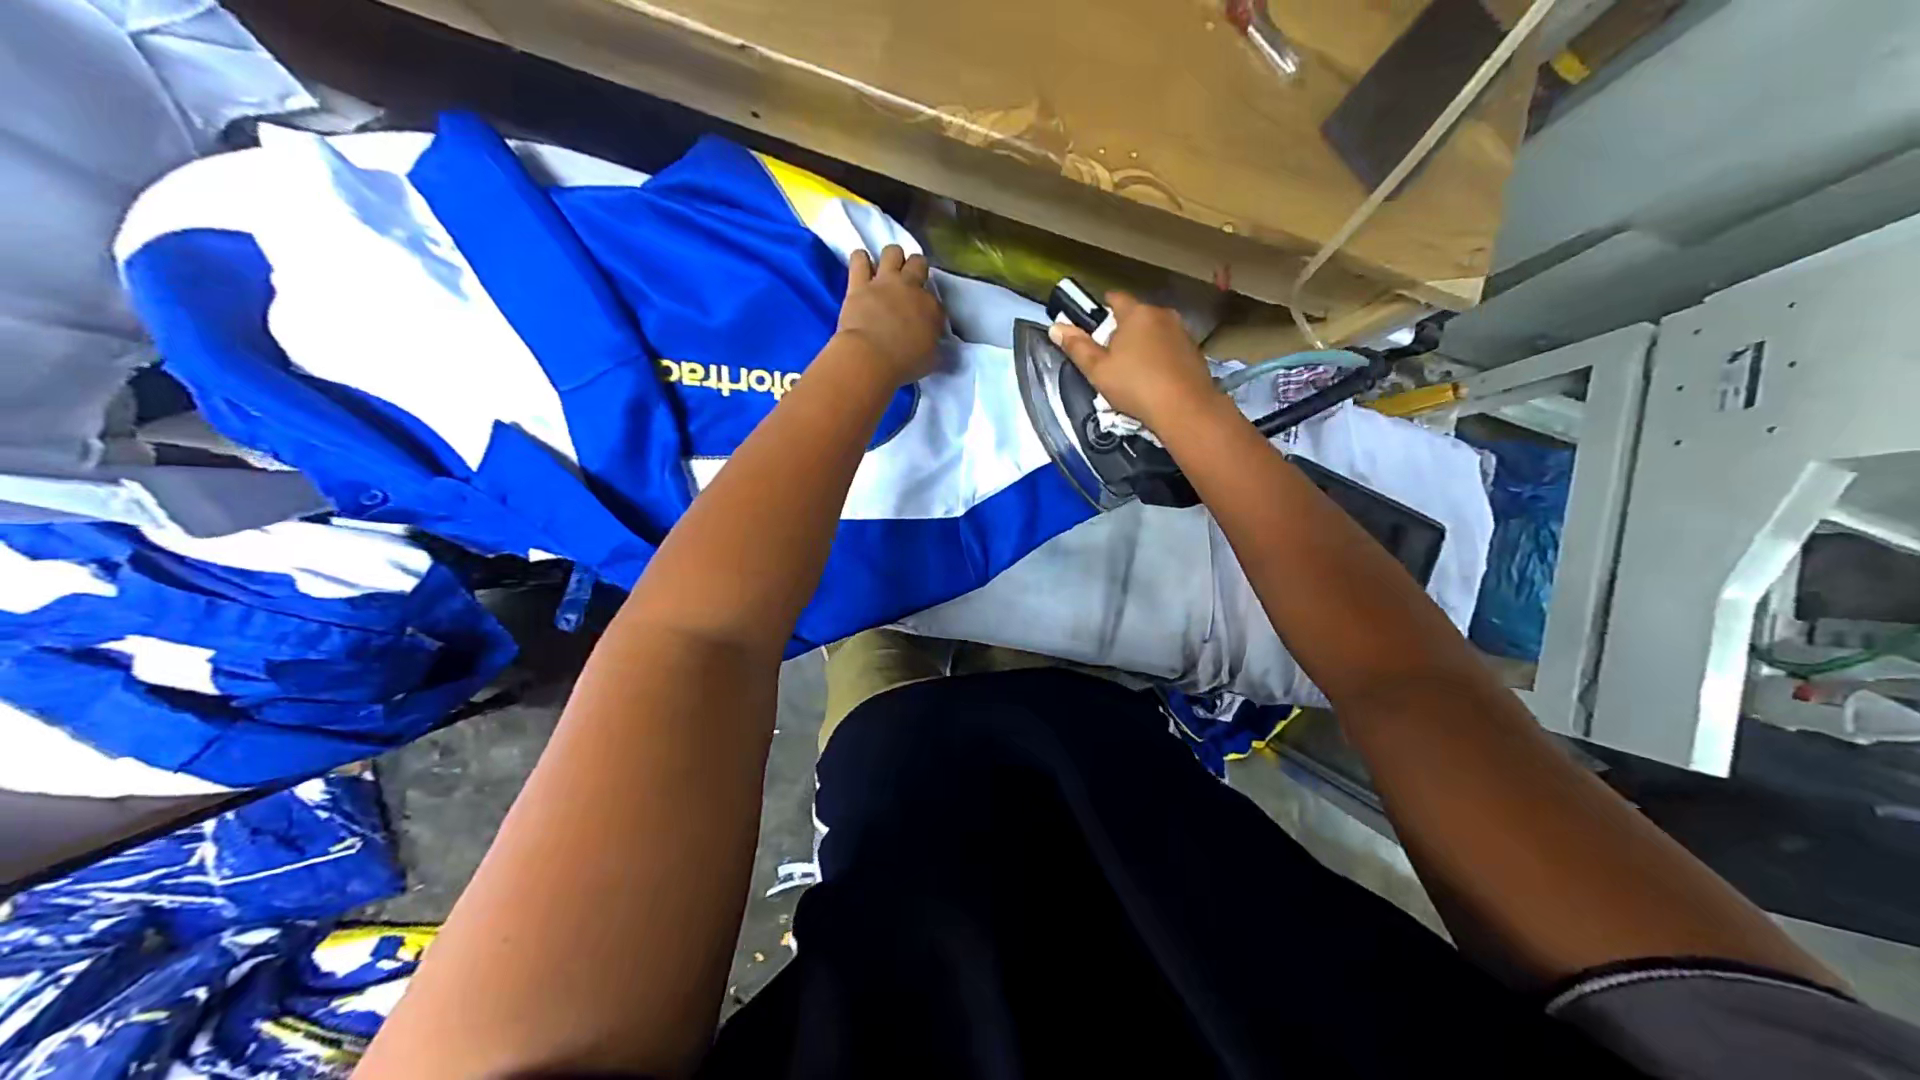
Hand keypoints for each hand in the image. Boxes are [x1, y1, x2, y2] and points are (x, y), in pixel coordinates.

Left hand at [834, 245, 943, 386]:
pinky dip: (861, 260)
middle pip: (919, 263)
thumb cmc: (904, 364)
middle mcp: (911, 288)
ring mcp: (884, 282)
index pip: (936, 302)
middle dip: (916, 269)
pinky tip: (862, 266)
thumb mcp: (931, 360)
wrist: (871, 358)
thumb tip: (935, 345)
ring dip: (891, 258)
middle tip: (909, 283)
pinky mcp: (859, 283)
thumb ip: (935, 348)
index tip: (924, 319)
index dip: (930, 308)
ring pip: (892, 252)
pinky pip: (859, 259)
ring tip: (887, 269)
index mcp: (932, 308)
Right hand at [1048, 292, 1218, 432]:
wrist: (1185, 409)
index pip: (1115, 298)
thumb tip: (1056, 327)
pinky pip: (1170, 347)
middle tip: (1109, 356)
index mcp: (1136, 313)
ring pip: (1155, 331)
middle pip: (1136, 315)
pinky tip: (1155, 379)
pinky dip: (1160, 357)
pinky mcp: (1195, 351)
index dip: (1101, 309)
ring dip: (1143, 344)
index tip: (1092, 326)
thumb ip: (1077, 347)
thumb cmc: (1135, 386)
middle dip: (1122, 330)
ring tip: (1133, 371)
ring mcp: (1182, 332)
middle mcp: (1162, 314)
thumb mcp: (1097, 370)